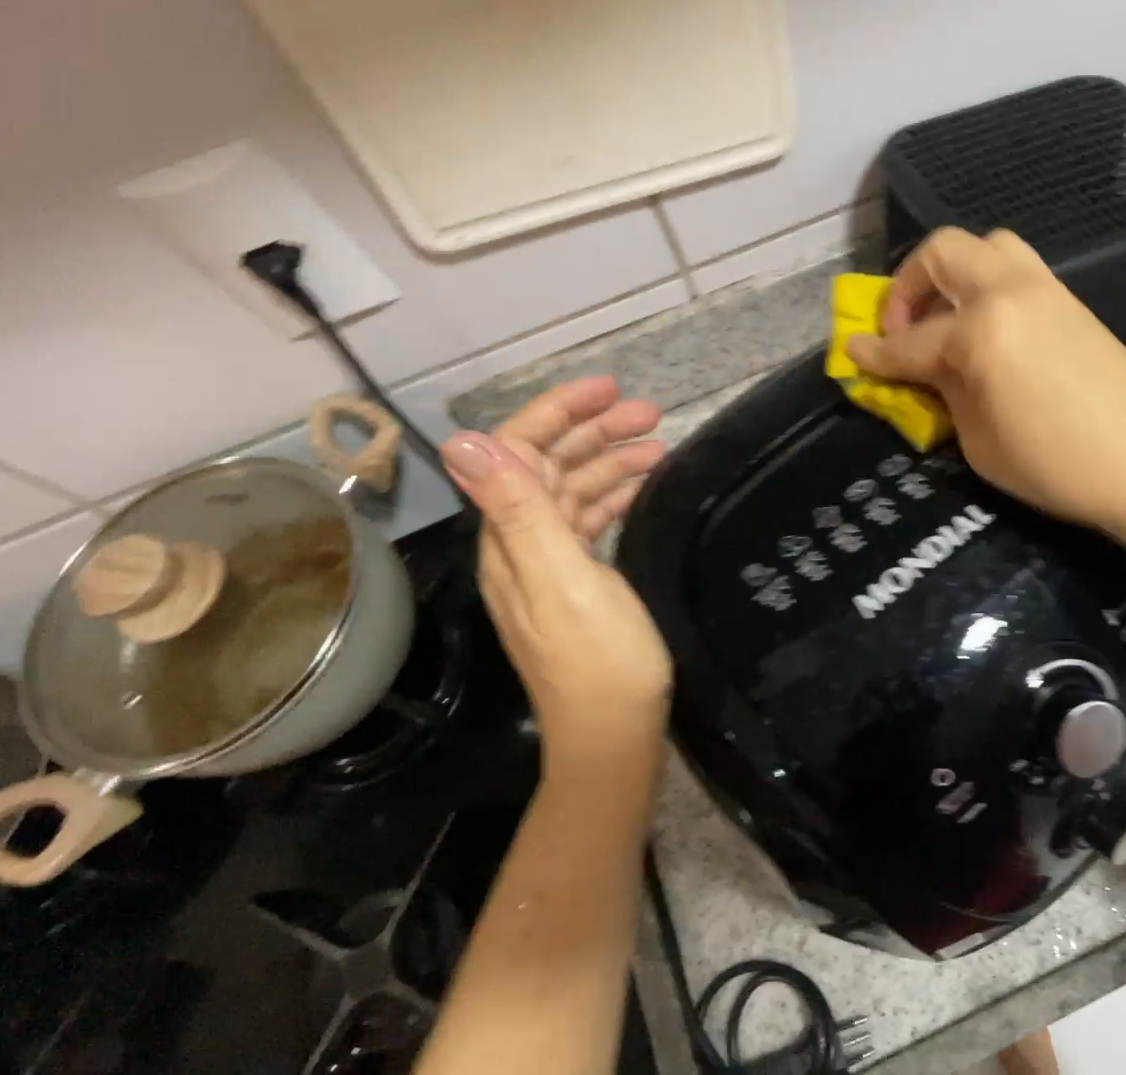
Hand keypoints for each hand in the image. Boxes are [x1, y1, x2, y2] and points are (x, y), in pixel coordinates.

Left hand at [442, 377, 672, 753]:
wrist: (614, 736)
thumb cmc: (600, 661)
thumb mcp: (564, 581)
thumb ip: (520, 511)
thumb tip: (464, 439)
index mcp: (509, 539)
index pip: (517, 452)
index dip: (558, 412)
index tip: (611, 389)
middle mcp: (520, 546)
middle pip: (547, 467)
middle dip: (593, 431)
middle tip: (653, 414)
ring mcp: (550, 567)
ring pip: (573, 493)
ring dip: (611, 462)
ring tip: (662, 447)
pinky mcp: (579, 586)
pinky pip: (590, 523)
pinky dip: (616, 497)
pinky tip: (645, 490)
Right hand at [849, 228, 1125, 532]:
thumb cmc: (1056, 465)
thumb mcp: (978, 442)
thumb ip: (943, 393)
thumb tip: (923, 370)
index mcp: (979, 331)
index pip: (910, 341)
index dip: (875, 353)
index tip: (852, 354)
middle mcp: (1008, 291)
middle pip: (942, 253)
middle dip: (907, 286)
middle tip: (902, 329)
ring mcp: (1044, 288)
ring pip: (984, 246)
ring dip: (950, 274)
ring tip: (943, 320)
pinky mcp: (1069, 300)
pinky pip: (1013, 269)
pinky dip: (984, 285)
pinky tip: (984, 331)